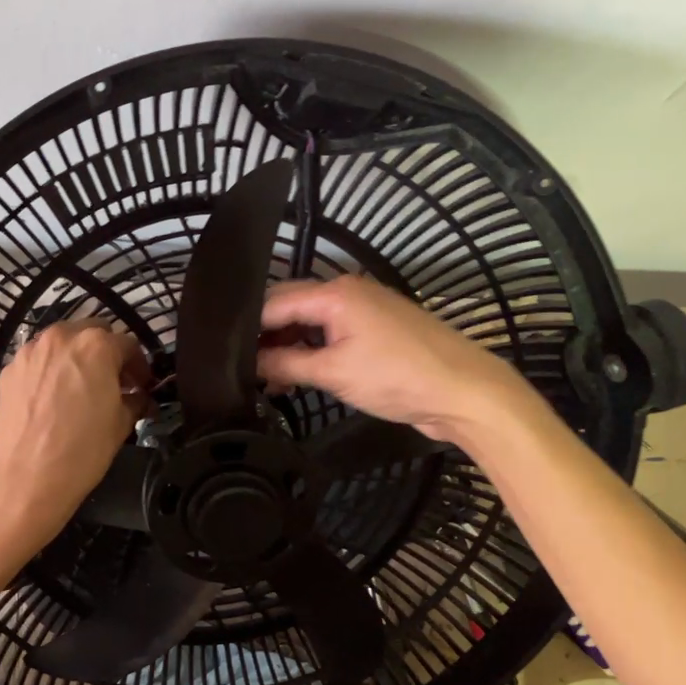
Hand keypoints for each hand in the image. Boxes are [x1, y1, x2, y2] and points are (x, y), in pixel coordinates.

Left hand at [0, 320, 149, 547]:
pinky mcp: (10, 369)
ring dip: (75, 356)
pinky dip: (49, 369)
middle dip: (105, 353)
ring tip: (80, 386)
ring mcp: (30, 351)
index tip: (140, 385)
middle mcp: (61, 337)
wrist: (29, 476)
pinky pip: (37, 360)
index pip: (128, 344)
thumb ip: (135, 398)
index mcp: (96, 345)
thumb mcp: (122, 423)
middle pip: (92, 333)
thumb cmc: (84, 449)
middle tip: (112, 382)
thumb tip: (137, 394)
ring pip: (61, 342)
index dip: (139, 366)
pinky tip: (53, 396)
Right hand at [256, 275, 532, 442]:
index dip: (246, 328)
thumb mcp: (333, 374)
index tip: (220, 352)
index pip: (273, 303)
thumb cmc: (399, 378)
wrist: (465, 392)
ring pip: (308, 322)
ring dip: (285, 346)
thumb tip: (248, 363)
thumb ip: (285, 363)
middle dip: (263, 335)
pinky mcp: (375, 329)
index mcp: (335, 294)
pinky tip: (292, 375)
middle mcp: (347, 291)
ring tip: (262, 378)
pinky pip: (329, 332)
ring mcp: (364, 309)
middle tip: (236, 366)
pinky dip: (309, 350)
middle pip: (289, 307)